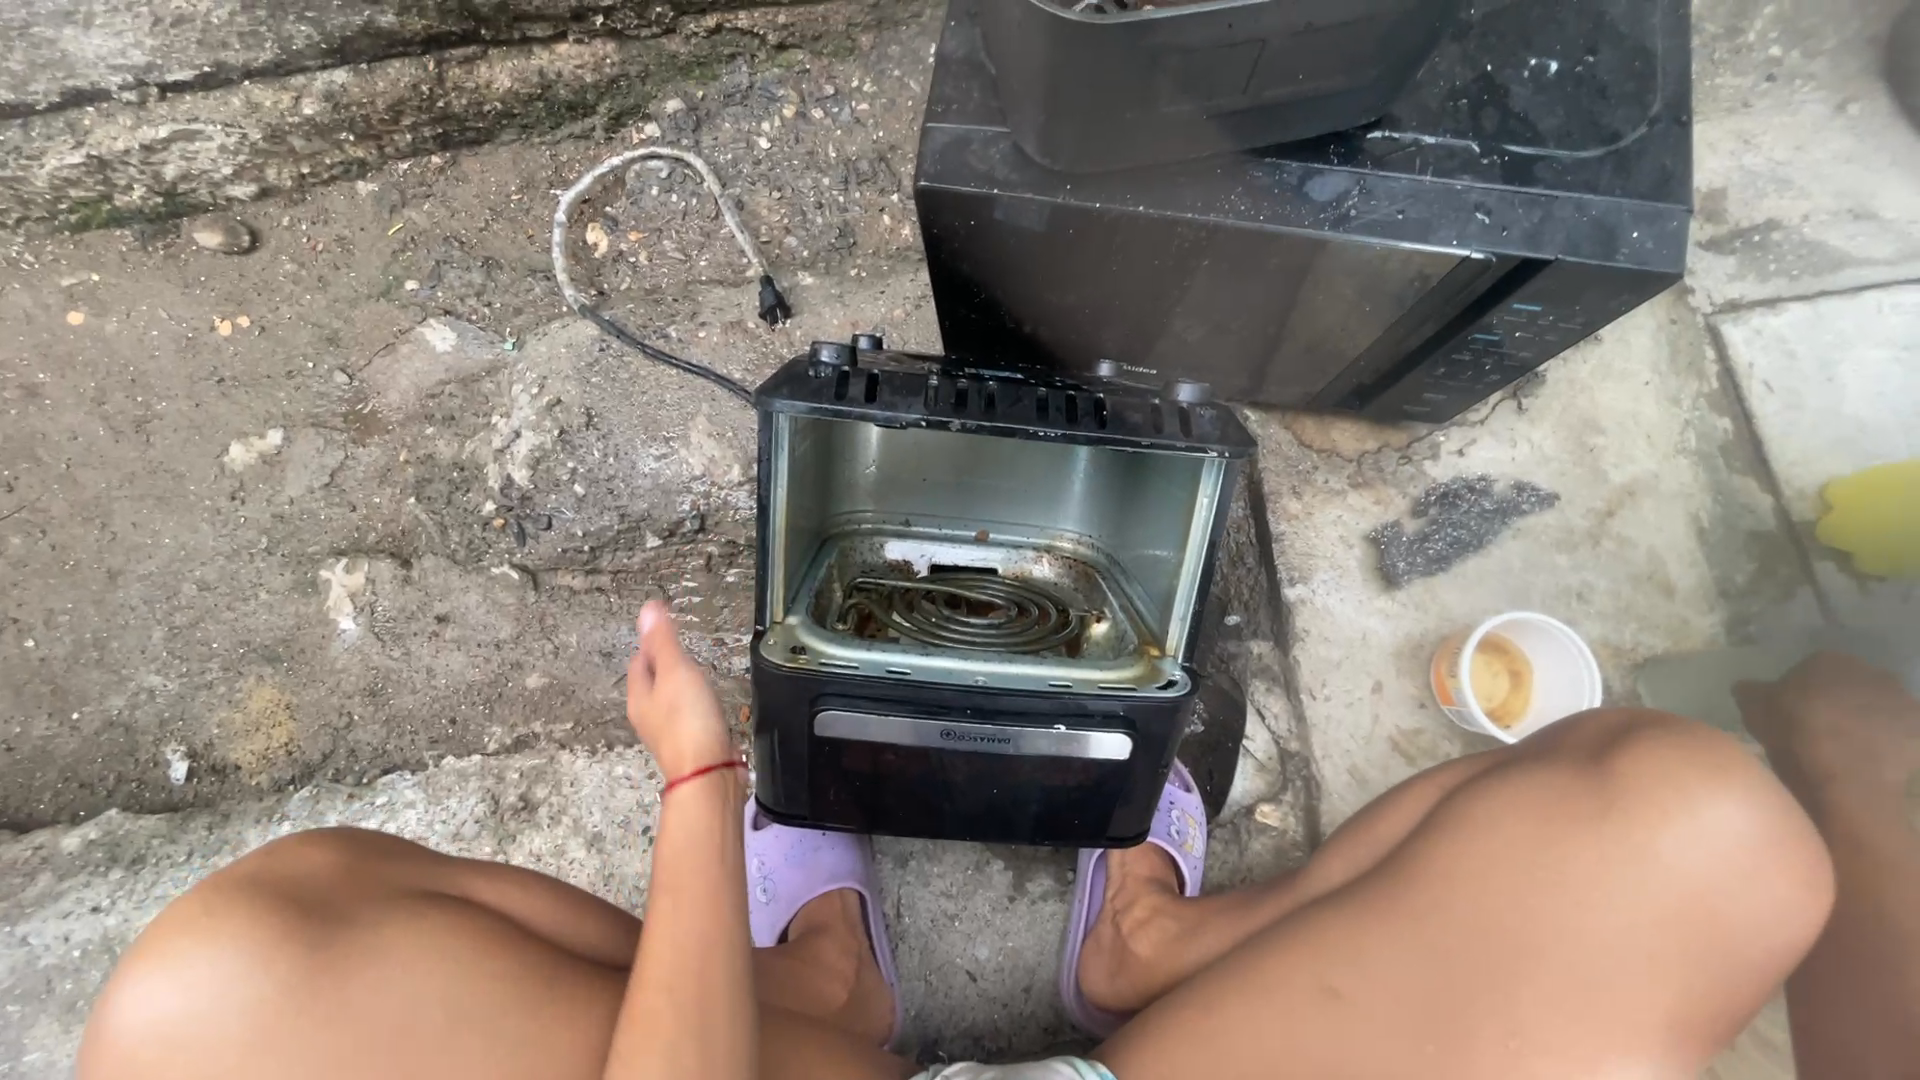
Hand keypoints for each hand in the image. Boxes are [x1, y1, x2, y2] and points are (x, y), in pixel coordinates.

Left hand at [626, 600, 734, 778]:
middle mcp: (647, 715)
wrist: (708, 770)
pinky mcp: (688, 743)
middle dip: (665, 663)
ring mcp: (667, 731)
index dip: (651, 642)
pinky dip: (693, 704)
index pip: (639, 659)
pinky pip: (686, 715)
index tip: (668, 628)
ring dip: (679, 684)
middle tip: (683, 649)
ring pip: (669, 698)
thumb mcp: (676, 670)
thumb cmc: (689, 719)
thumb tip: (647, 608)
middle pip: (651, 680)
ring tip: (697, 673)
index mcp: (639, 695)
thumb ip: (663, 640)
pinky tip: (708, 703)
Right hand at [1735, 651, 1919, 805]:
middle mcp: (1874, 674)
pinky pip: (1896, 731)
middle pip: (1849, 683)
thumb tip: (1750, 687)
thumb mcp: (1750, 704)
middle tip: (1814, 720)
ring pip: (1875, 706)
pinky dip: (1882, 739)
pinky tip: (1862, 754)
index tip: (1787, 703)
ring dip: (1861, 718)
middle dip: (1836, 697)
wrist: (1841, 774)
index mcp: (1830, 660)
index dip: (1798, 684)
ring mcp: (1904, 703)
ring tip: (1839, 741)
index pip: (1811, 666)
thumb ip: (1751, 689)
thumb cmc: (1791, 728)